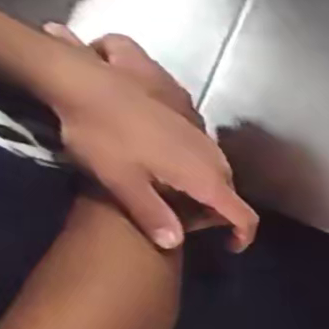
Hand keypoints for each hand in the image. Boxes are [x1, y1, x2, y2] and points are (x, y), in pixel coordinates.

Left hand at [33, 27, 259, 251]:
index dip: (243, 236)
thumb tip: (174, 244)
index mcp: (207, 179)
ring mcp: (206, 141)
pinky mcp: (192, 126)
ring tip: (173, 196)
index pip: (244, 216)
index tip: (228, 247)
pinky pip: (208, 160)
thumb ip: (151, 214)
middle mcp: (216, 162)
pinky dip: (198, 173)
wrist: (84, 81)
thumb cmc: (102, 134)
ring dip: (206, 193)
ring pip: (220, 178)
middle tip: (183, 220)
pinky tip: (165, 168)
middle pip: (232, 198)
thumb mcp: (120, 180)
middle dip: (217, 214)